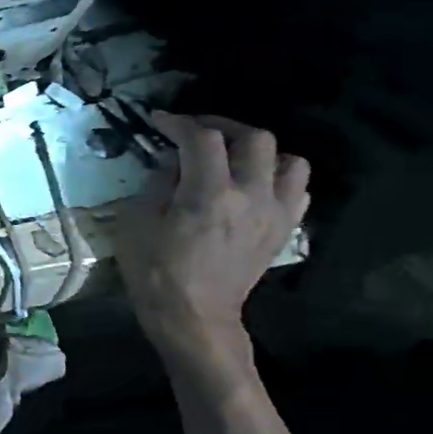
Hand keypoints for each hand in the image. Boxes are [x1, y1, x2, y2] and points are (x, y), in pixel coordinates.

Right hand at [118, 113, 309, 375]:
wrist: (193, 314)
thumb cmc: (154, 269)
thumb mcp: (136, 221)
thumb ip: (157, 184)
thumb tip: (170, 161)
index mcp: (209, 194)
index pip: (202, 139)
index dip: (178, 122)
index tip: (157, 120)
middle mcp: (253, 196)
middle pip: (255, 139)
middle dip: (222, 127)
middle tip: (194, 131)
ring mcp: (277, 212)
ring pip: (289, 160)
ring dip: (258, 151)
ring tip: (230, 157)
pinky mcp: (286, 228)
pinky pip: (296, 188)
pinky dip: (276, 176)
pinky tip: (251, 184)